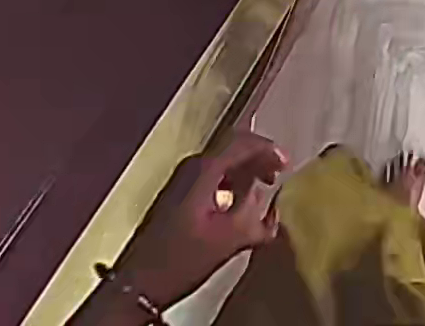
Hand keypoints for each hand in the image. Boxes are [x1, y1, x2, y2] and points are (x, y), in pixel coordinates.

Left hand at [115, 131, 288, 308]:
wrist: (139, 282)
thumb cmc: (181, 258)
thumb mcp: (225, 240)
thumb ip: (253, 219)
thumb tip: (269, 206)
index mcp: (204, 170)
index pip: (241, 143)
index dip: (267, 149)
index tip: (285, 162)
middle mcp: (193, 166)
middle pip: (232, 146)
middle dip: (258, 156)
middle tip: (278, 172)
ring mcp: (184, 177)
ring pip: (223, 160)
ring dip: (245, 168)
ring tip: (263, 186)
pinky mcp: (180, 191)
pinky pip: (213, 173)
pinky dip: (232, 179)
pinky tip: (239, 200)